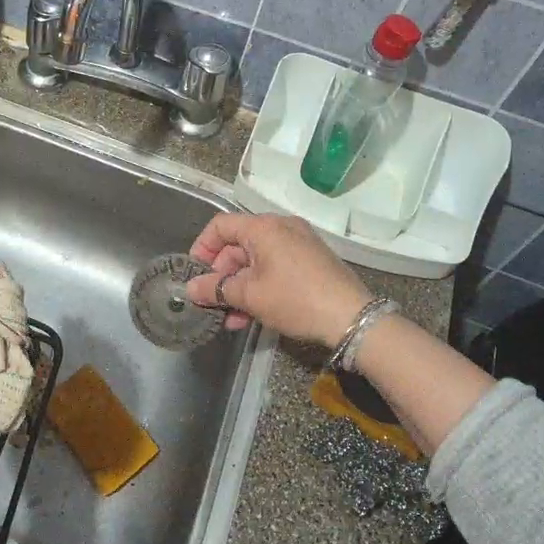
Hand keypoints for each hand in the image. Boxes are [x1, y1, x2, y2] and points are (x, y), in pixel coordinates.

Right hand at [185, 212, 371, 348]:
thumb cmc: (295, 299)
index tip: (194, 274)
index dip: (202, 248)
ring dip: (240, 287)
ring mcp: (299, 244)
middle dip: (222, 275)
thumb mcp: (250, 296)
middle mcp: (282, 227)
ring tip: (230, 318)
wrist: (352, 318)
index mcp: (264, 227)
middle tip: (212, 302)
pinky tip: (252, 315)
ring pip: (257, 261)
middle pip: (238, 245)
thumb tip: (190, 288)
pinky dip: (260, 287)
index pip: (220, 226)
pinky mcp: (311, 262)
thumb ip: (216, 289)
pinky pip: (275, 268)